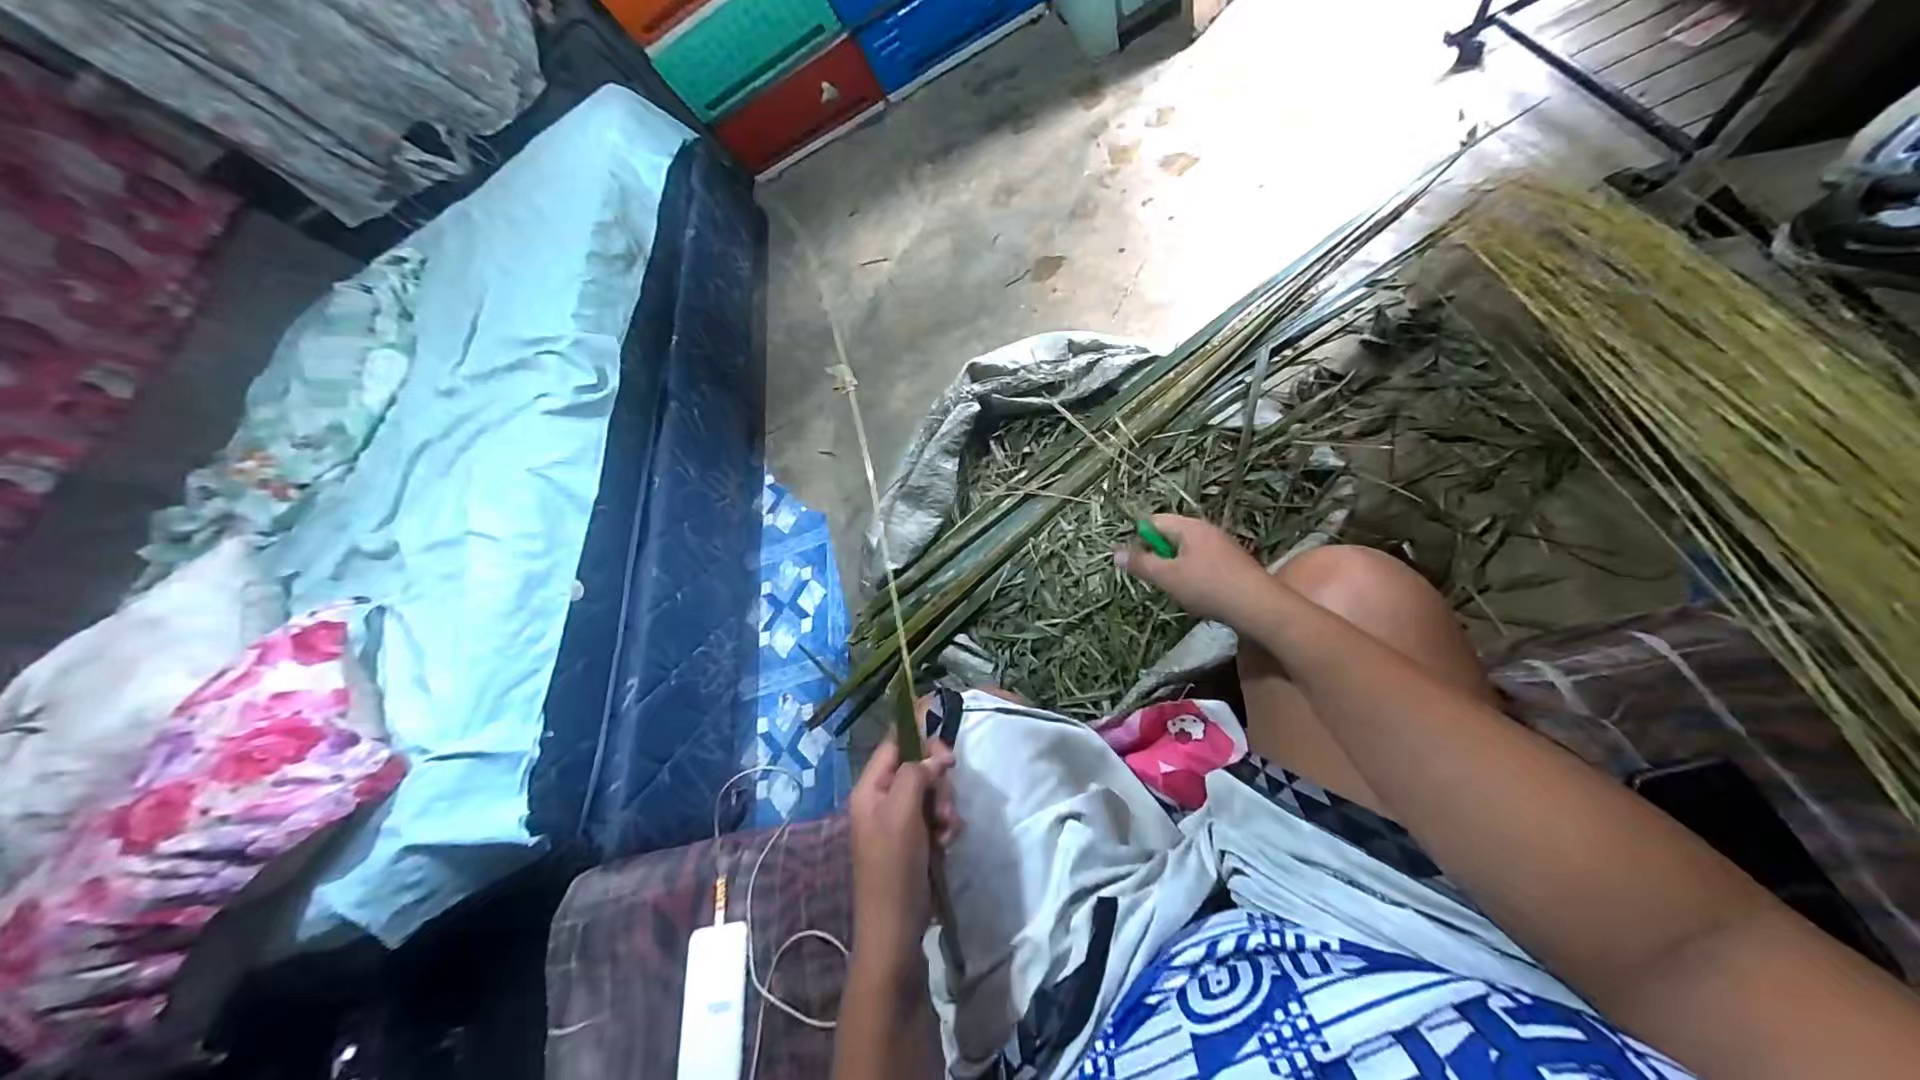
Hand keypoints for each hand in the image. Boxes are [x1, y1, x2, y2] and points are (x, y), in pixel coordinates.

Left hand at [848, 731, 957, 964]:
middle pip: (918, 768)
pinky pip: (936, 818)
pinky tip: (947, 845)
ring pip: (932, 793)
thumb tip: (933, 756)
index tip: (948, 753)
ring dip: (946, 808)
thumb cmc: (894, 868)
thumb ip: (915, 774)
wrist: (895, 931)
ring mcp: (899, 822)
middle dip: (938, 784)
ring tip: (946, 833)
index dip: (920, 741)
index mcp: (870, 788)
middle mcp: (882, 800)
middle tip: (944, 807)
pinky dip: (945, 827)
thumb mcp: (901, 813)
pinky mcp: (915, 840)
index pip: (894, 745)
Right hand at [1115, 514, 1276, 624]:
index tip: (1135, 563)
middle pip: (1170, 535)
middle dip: (1158, 556)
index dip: (1139, 540)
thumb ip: (1141, 563)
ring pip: (1186, 551)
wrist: (1258, 607)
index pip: (1153, 521)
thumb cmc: (1208, 587)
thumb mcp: (1167, 577)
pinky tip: (1198, 595)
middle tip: (1155, 579)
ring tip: (1176, 590)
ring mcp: (1222, 545)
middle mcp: (1207, 530)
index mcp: (1189, 526)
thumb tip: (1115, 553)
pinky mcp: (1233, 563)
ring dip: (1175, 568)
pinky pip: (1203, 562)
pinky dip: (1194, 576)